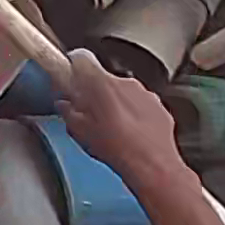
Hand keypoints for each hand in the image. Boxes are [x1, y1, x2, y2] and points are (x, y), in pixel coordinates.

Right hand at [56, 49, 184, 181]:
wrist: (152, 166)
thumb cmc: (116, 148)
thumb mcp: (78, 130)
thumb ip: (67, 111)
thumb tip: (64, 105)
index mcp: (99, 83)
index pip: (81, 58)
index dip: (73, 67)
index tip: (70, 79)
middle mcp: (124, 82)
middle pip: (102, 77)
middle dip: (95, 91)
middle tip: (89, 113)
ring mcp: (145, 93)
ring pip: (123, 91)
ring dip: (115, 103)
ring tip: (112, 127)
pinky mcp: (160, 107)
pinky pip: (141, 103)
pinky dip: (134, 113)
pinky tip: (129, 133)